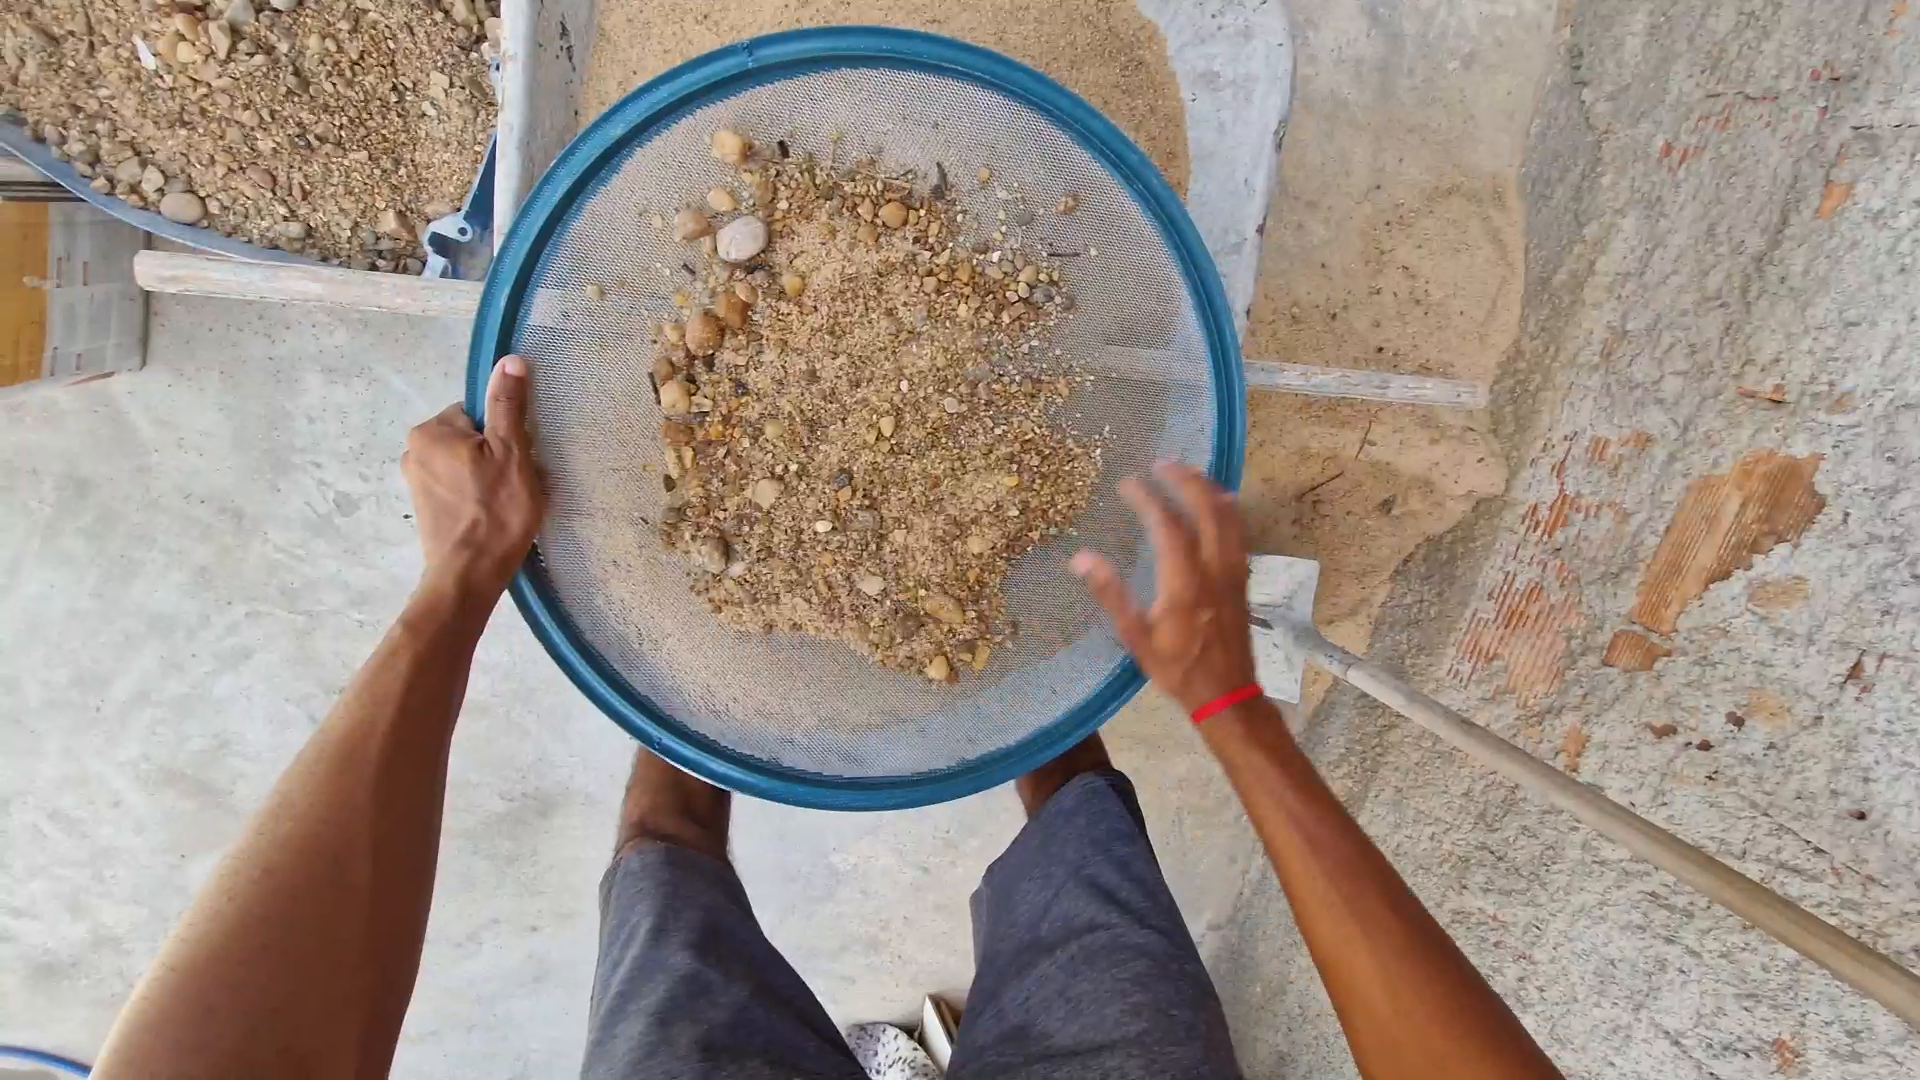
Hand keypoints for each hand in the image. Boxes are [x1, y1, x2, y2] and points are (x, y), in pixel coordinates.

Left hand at [401, 354, 544, 598]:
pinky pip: (459, 485)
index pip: (479, 413)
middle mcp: (414, 450)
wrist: (471, 573)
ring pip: (467, 463)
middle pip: (472, 437)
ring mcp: (416, 480)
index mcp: (431, 430)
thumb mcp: (512, 452)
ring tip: (509, 500)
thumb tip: (510, 360)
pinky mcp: (425, 506)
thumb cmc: (497, 510)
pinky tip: (493, 513)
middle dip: (498, 454)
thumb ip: (509, 406)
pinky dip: (478, 494)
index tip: (519, 458)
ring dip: (489, 475)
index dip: (506, 433)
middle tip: (518, 481)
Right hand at [1071, 463, 1256, 712]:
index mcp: (1185, 582)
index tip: (1128, 482)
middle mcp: (1214, 568)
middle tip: (1161, 463)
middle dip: (1184, 480)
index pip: (1167, 526)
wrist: (1227, 693)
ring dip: (1208, 488)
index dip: (1147, 498)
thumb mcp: (1135, 637)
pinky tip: (1219, 502)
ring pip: (1229, 516)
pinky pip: (1239, 531)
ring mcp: (1234, 571)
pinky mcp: (1243, 578)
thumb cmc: (1176, 668)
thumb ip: (1111, 594)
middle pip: (1206, 509)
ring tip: (1188, 472)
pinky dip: (1226, 508)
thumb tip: (1081, 558)